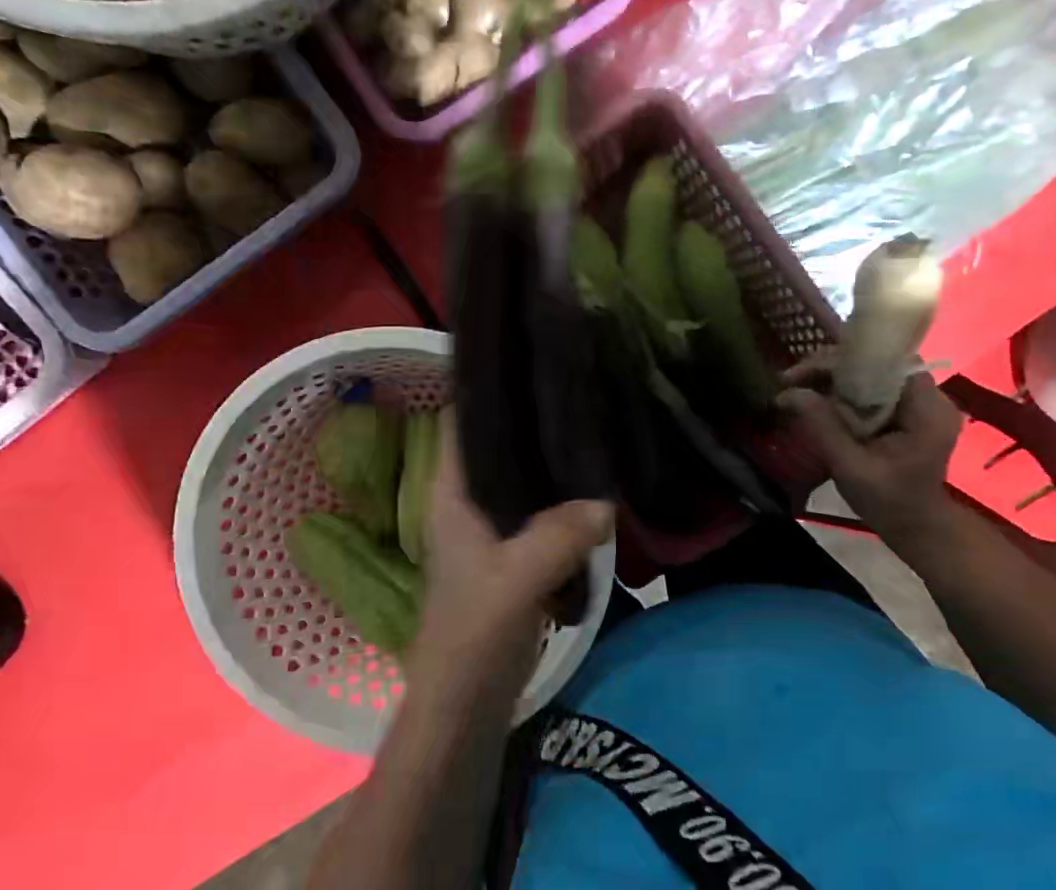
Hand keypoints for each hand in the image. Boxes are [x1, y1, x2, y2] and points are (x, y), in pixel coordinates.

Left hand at [405, 407, 613, 705]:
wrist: (467, 696)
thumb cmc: (475, 630)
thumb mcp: (517, 579)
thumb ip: (559, 536)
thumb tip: (604, 503)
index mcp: (451, 491)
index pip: (461, 421)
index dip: (485, 388)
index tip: (525, 360)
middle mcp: (466, 499)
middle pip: (494, 443)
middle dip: (527, 419)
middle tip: (573, 389)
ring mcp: (487, 525)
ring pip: (517, 476)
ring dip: (544, 459)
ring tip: (587, 426)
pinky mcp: (510, 551)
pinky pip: (535, 510)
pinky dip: (557, 496)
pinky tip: (590, 485)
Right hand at [777, 363, 962, 535]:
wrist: (915, 527)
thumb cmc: (888, 501)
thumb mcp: (851, 467)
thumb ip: (823, 427)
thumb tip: (788, 393)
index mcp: (927, 411)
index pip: (887, 363)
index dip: (843, 360)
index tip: (804, 372)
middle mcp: (929, 399)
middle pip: (876, 363)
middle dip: (831, 367)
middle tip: (791, 379)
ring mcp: (918, 404)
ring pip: (870, 373)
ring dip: (832, 377)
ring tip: (797, 386)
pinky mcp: (905, 411)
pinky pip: (871, 388)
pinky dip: (842, 390)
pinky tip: (817, 398)